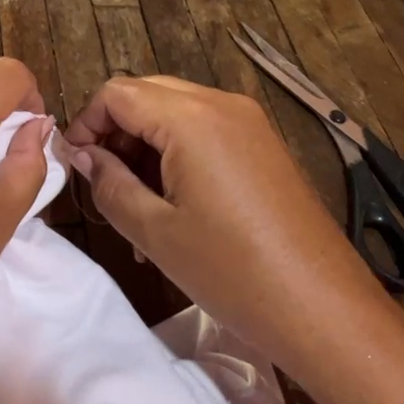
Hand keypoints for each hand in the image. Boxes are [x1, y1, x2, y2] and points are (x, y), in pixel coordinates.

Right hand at [64, 75, 353, 361]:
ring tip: (137, 204)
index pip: (116, 92)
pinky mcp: (264, 144)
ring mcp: (248, 121)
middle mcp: (220, 103)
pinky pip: (206, 129)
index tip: (75, 165)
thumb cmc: (234, 271)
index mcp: (190, 117)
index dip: (86, 122)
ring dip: (146, 144)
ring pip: (175, 110)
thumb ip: (110, 184)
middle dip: (116, 131)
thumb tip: (83, 155)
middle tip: (103, 182)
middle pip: (146, 93)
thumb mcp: (156, 232)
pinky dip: (178, 151)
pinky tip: (176, 203)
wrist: (328, 311)